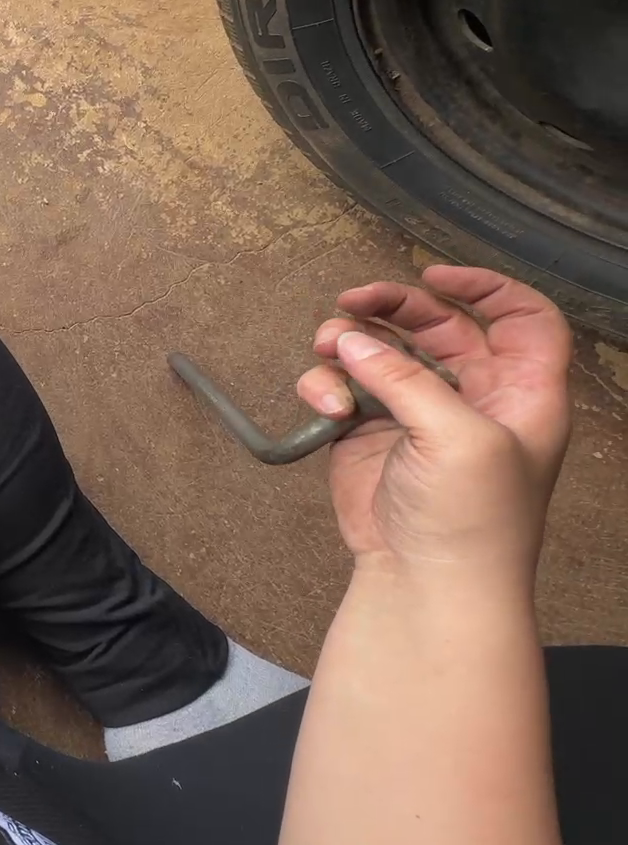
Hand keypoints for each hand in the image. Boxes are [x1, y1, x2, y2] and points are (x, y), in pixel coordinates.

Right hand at [293, 266, 571, 585]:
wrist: (424, 571)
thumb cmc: (472, 516)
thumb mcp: (458, 437)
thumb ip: (404, 380)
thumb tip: (351, 339)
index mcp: (518, 392)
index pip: (520, 320)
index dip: (486, 289)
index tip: (433, 273)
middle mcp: (465, 394)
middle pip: (433, 325)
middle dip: (390, 307)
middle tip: (349, 301)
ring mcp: (409, 411)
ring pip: (374, 352)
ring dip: (345, 346)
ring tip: (327, 354)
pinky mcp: (362, 428)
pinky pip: (337, 387)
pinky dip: (323, 388)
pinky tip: (325, 410)